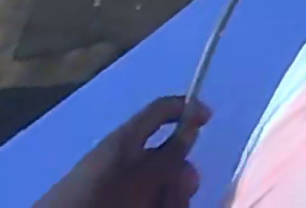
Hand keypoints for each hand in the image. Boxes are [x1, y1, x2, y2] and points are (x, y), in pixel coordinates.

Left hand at [36, 96, 211, 207]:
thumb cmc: (102, 204)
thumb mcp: (146, 176)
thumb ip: (173, 151)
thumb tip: (191, 127)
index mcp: (124, 139)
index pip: (162, 108)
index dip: (188, 108)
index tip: (207, 122)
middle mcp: (116, 158)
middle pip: (161, 151)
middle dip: (179, 170)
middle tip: (186, 191)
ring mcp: (105, 186)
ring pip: (151, 181)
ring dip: (168, 194)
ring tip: (171, 206)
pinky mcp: (98, 203)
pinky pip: (134, 198)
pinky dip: (150, 203)